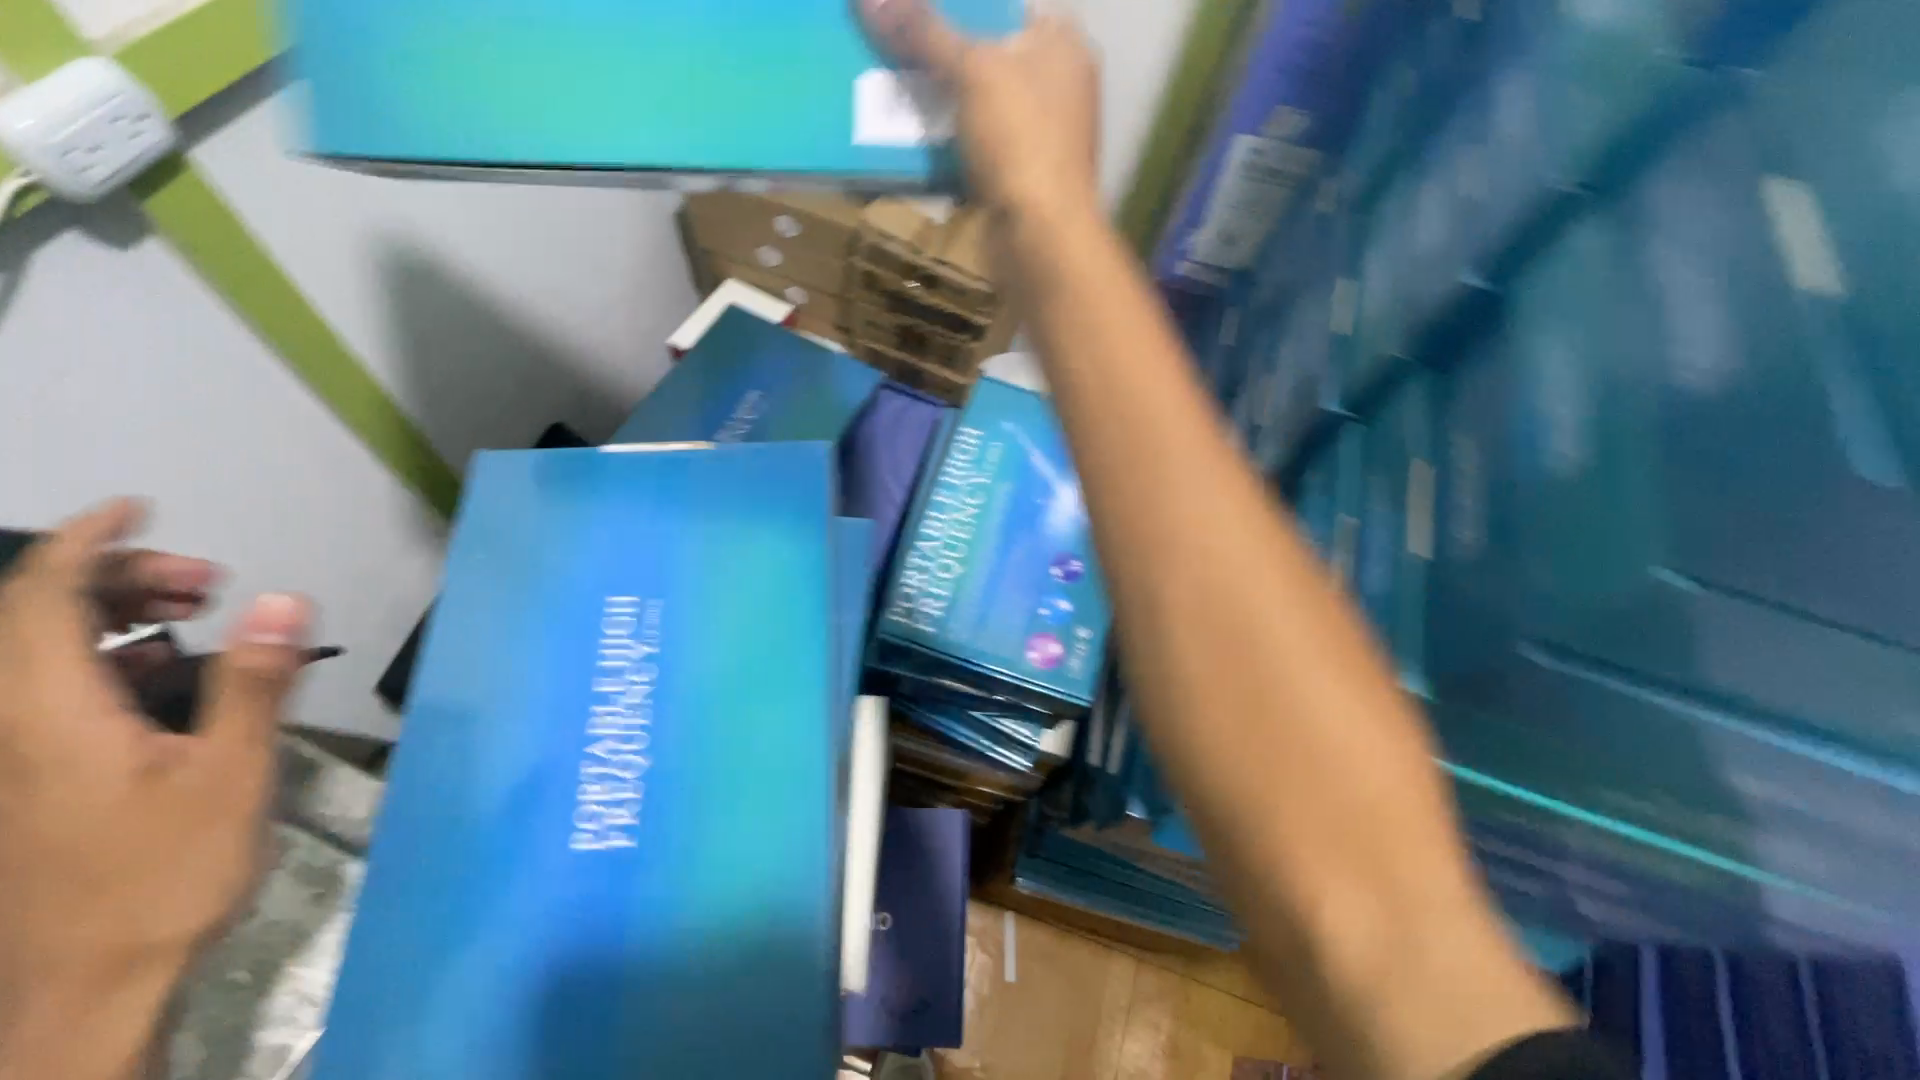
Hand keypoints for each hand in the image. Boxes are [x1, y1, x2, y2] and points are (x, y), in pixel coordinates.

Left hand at [0, 500, 312, 1079]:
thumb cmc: (162, 874)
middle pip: (39, 615)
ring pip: (49, 653)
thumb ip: (251, 681)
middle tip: (209, 579)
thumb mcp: (228, 774)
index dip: (88, 538)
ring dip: (123, 618)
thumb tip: (281, 597)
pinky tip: (175, 684)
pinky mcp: (35, 778)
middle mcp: (14, 721)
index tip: (142, 505)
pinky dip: (116, 664)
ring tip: (201, 620)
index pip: (44, 593)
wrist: (90, 985)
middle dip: (124, 576)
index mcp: (48, 710)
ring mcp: (20, 753)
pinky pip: (60, 693)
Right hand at [859, 0, 1100, 218]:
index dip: (960, 5)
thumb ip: (925, 31)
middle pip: (986, 53)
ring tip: (886, 85)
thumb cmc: (1021, 140)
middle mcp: (1057, 85)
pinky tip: (906, 136)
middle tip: (889, 44)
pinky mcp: (1016, 177)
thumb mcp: (973, 70)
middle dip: (938, 52)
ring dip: (934, 100)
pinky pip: (971, 147)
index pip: (1005, 5)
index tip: (913, 10)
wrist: (1040, 238)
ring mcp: (1038, 135)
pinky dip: (942, 143)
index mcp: (1062, 43)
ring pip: (975, 104)